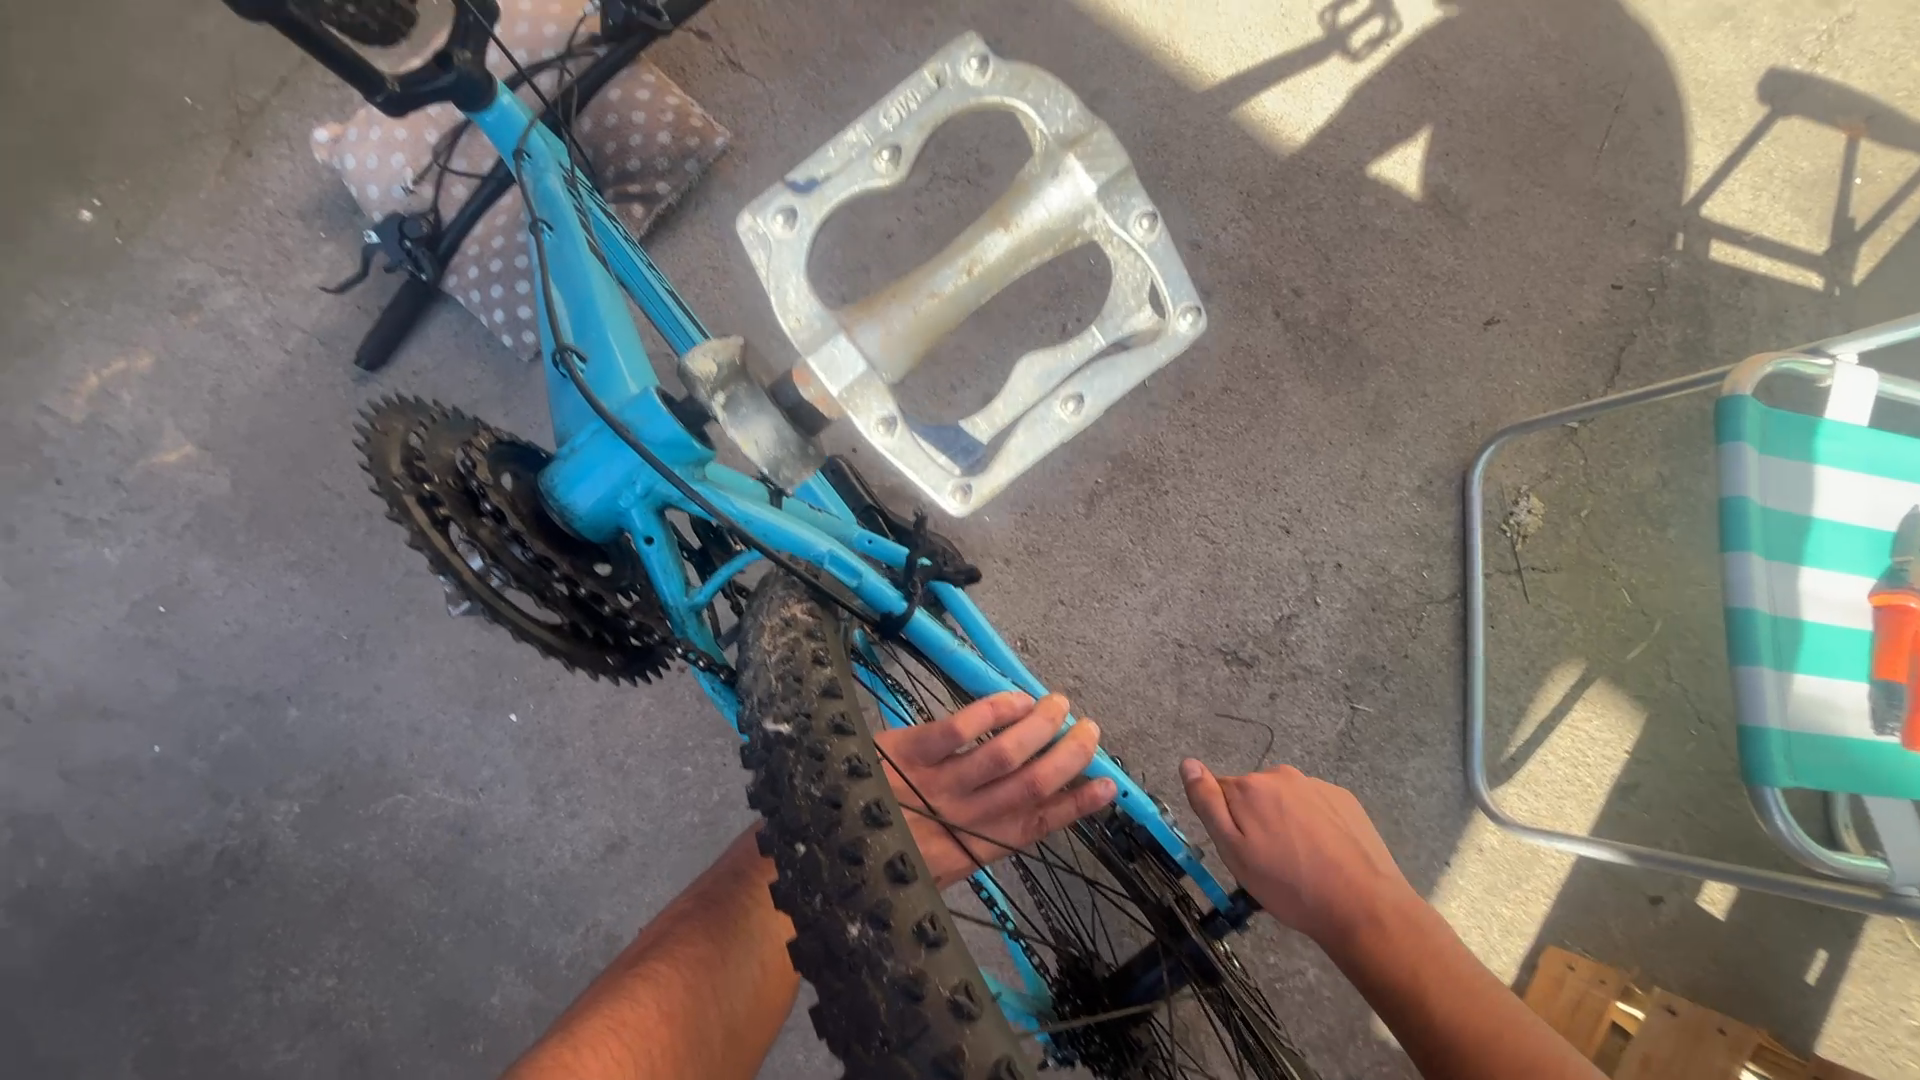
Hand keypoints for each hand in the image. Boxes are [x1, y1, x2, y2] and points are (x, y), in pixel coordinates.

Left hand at [875, 692, 1116, 887]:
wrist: (819, 841)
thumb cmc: (880, 853)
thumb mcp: (933, 865)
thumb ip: (973, 841)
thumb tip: (1021, 811)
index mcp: (969, 851)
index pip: (1034, 827)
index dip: (1075, 805)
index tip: (1107, 784)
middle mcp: (959, 819)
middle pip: (1030, 786)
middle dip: (1068, 756)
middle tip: (1089, 730)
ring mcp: (934, 783)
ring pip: (1003, 754)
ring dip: (1040, 727)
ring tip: (1058, 704)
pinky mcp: (909, 750)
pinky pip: (961, 728)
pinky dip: (995, 710)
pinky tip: (1015, 698)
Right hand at [1181, 759, 1416, 947]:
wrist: (1363, 906)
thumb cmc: (1288, 885)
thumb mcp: (1234, 852)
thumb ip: (1207, 803)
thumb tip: (1188, 763)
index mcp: (1249, 788)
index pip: (1219, 794)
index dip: (1227, 825)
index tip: (1244, 853)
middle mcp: (1281, 775)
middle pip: (1254, 796)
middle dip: (1255, 822)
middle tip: (1270, 863)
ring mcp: (1316, 785)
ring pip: (1285, 801)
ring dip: (1285, 823)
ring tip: (1301, 863)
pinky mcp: (1345, 800)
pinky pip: (1315, 806)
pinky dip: (1313, 825)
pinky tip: (1325, 855)